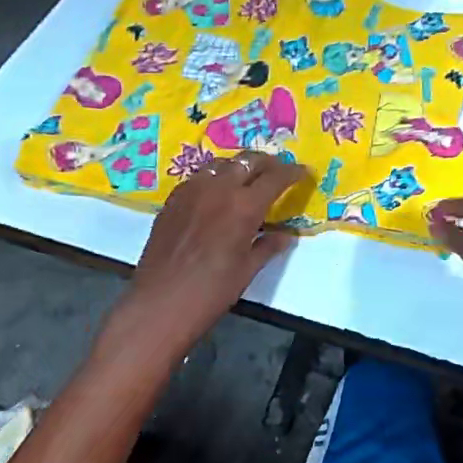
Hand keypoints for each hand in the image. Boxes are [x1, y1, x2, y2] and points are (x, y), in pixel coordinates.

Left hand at [104, 150, 309, 365]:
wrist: (160, 302)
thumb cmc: (210, 292)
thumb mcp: (246, 270)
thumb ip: (267, 247)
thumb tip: (284, 236)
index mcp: (244, 206)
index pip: (275, 177)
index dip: (292, 172)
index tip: (302, 173)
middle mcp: (218, 189)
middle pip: (248, 161)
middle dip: (267, 163)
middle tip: (278, 172)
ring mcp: (191, 190)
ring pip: (221, 164)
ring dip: (239, 167)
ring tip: (248, 179)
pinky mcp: (172, 199)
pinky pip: (199, 178)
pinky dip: (214, 178)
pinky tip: (216, 194)